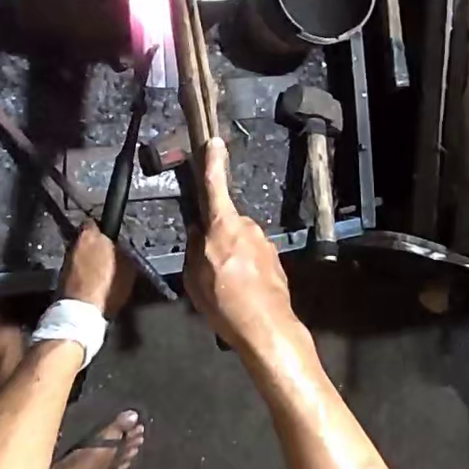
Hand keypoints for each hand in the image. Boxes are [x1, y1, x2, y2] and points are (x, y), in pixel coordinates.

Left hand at [58, 223, 134, 314]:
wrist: (82, 311)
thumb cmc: (108, 284)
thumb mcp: (128, 265)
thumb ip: (123, 251)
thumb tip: (121, 247)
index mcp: (89, 235)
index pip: (95, 222)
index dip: (104, 228)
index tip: (111, 235)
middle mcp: (72, 244)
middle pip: (85, 240)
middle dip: (95, 246)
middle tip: (109, 254)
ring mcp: (64, 263)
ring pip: (80, 256)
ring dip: (88, 261)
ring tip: (103, 272)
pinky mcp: (60, 280)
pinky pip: (76, 272)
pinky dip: (83, 275)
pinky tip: (94, 285)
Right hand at [185, 138, 301, 359]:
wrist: (267, 327)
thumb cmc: (225, 303)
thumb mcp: (194, 278)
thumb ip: (193, 250)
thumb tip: (197, 234)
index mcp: (223, 226)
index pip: (214, 186)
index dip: (213, 162)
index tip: (214, 141)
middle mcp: (247, 227)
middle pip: (225, 222)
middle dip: (215, 237)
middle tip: (207, 267)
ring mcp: (264, 242)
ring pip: (239, 240)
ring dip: (231, 256)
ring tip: (225, 286)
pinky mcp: (275, 257)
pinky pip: (252, 255)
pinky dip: (244, 267)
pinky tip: (241, 290)